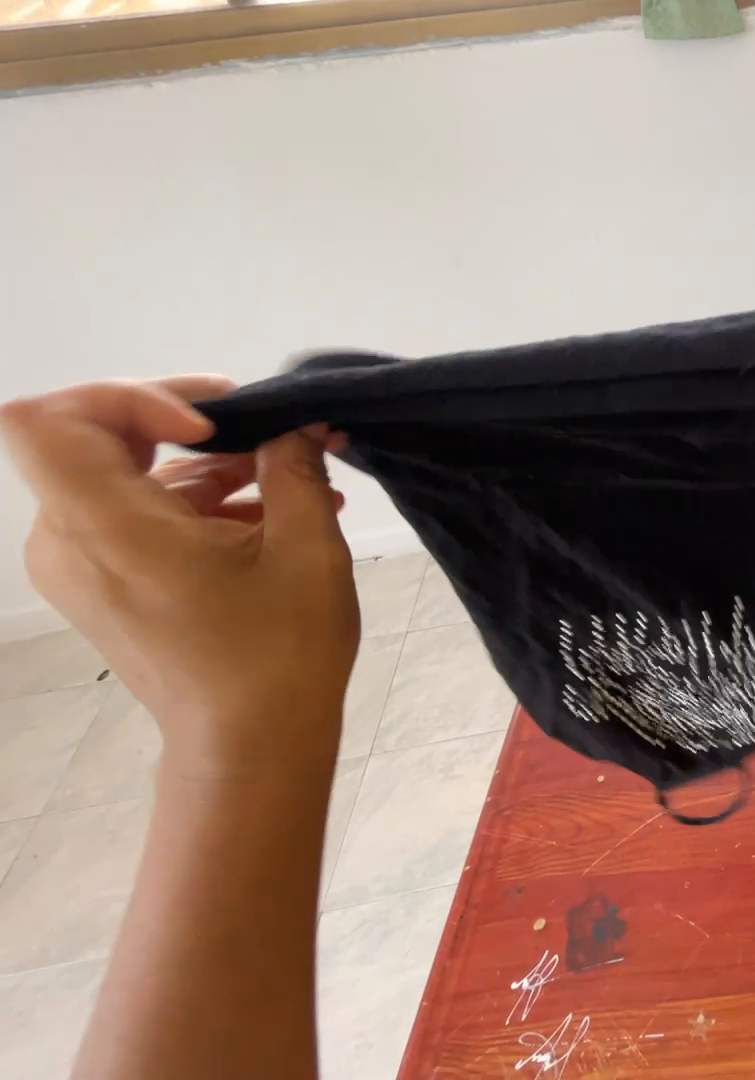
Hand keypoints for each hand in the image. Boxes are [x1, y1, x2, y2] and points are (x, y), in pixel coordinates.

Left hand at [0, 378, 357, 779]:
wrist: (253, 736)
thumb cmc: (285, 645)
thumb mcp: (310, 550)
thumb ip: (296, 473)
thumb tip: (299, 426)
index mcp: (109, 528)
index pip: (51, 418)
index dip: (131, 397)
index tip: (216, 425)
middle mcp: (68, 541)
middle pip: (91, 443)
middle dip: (189, 427)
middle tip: (273, 433)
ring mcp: (79, 567)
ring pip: (124, 481)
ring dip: (210, 470)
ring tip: (299, 489)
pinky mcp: (104, 586)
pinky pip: (136, 519)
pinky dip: (201, 506)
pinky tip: (275, 522)